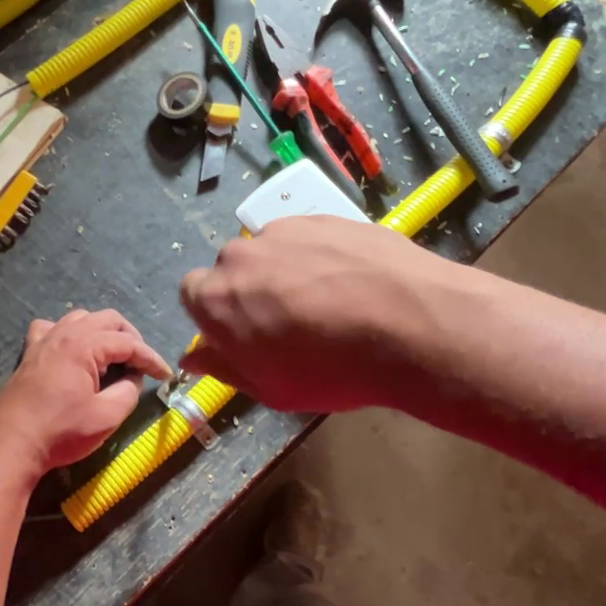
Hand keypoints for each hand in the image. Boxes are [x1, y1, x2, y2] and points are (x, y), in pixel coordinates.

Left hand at [0, 310, 172, 480]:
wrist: (11, 444)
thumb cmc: (60, 432)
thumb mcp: (106, 416)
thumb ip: (128, 392)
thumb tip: (133, 379)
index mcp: (84, 344)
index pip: (128, 343)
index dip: (151, 358)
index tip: (165, 375)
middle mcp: (63, 333)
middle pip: (107, 319)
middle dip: (130, 337)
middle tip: (142, 363)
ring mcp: (43, 340)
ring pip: (80, 319)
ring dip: (102, 332)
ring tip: (113, 356)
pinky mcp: (30, 353)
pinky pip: (52, 329)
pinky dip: (69, 333)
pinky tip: (73, 351)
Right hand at [179, 215, 466, 412]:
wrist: (412, 323)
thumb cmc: (332, 370)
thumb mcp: (270, 389)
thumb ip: (223, 367)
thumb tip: (192, 357)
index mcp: (214, 297)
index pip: (193, 296)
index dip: (218, 317)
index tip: (246, 336)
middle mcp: (239, 255)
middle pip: (233, 271)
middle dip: (252, 292)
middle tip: (290, 324)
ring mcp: (283, 230)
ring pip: (273, 252)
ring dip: (287, 271)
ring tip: (331, 303)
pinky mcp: (324, 216)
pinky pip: (310, 238)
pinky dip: (323, 257)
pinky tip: (355, 283)